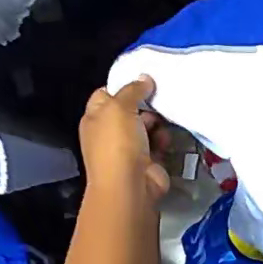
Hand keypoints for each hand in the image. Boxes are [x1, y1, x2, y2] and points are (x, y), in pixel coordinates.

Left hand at [81, 77, 168, 203]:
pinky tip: (166, 141)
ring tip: (164, 123)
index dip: (123, 86)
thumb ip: (132, 90)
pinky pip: (158, 144)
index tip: (143, 81)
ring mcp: (129, 148)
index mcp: (96, 117)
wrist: (130, 185)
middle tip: (159, 100)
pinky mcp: (148, 161)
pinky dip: (163, 141)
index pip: (107, 94)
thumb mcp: (120, 107)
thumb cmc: (118, 143)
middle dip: (146, 105)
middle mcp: (110, 132)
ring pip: (147, 127)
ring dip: (158, 124)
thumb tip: (144, 77)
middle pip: (131, 110)